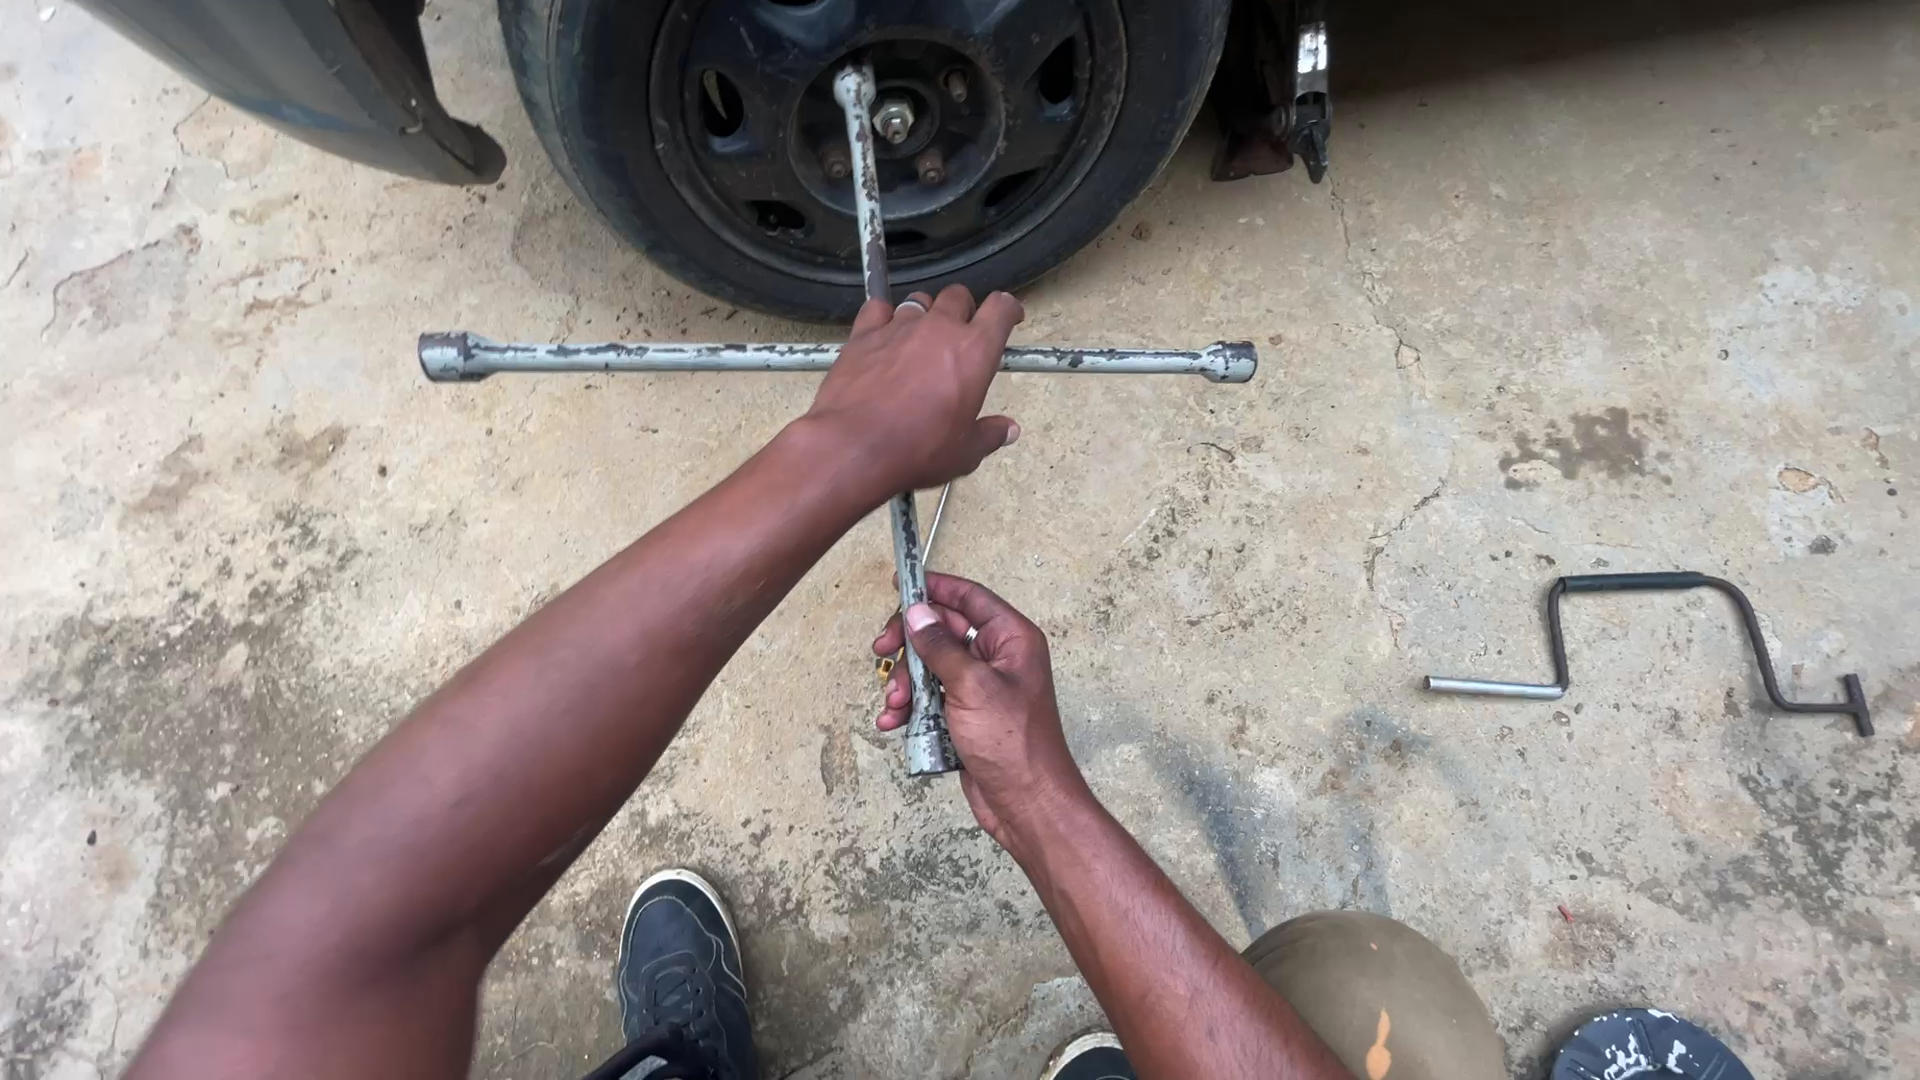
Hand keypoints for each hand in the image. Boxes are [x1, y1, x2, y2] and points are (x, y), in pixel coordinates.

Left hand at [804, 285, 1024, 496]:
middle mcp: (938, 329)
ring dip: (926, 313)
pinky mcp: (864, 335)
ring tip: (923, 337)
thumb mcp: (964, 452)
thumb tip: (1008, 430)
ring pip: (919, 301)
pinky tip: (885, 333)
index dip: (1008, 308)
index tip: (1009, 315)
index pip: (1000, 309)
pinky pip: (878, 309)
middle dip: (965, 309)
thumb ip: (989, 434)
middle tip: (963, 331)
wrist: (855, 446)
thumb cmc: (916, 449)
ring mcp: (898, 327)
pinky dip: (885, 316)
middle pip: (958, 296)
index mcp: (973, 352)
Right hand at [871, 573, 1091, 853]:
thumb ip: (940, 646)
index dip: (935, 588)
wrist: (1026, 802)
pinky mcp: (965, 715)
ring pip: (931, 667)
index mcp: (1011, 639)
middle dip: (910, 644)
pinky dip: (911, 707)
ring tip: (894, 703)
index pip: (969, 598)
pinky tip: (894, 721)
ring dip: (906, 682)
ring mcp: (980, 687)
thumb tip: (917, 612)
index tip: (901, 584)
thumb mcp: (971, 685)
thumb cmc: (1013, 743)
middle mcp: (997, 658)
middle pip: (943, 631)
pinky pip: (931, 698)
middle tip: (881, 650)